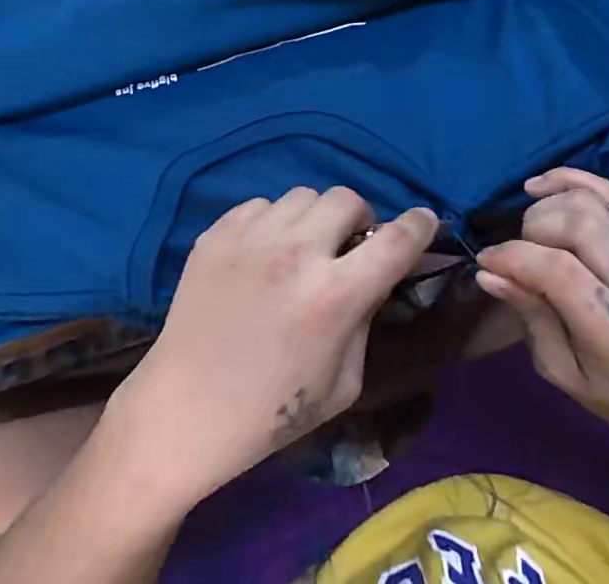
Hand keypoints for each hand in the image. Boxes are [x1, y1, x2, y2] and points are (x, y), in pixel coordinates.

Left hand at [104, 187, 437, 507]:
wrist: (184, 411)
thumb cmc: (272, 412)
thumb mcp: (344, 381)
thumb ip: (366, 317)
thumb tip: (375, 275)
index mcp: (334, 296)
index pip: (397, 239)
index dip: (420, 224)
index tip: (424, 221)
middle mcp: (296, 253)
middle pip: (347, 198)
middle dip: (360, 220)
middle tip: (348, 247)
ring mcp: (251, 239)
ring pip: (303, 196)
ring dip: (315, 219)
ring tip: (301, 250)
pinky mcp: (215, 235)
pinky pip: (260, 205)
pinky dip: (273, 223)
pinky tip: (263, 255)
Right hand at [475, 168, 608, 436]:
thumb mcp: (559, 370)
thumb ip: (530, 316)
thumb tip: (489, 272)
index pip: (563, 273)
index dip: (516, 258)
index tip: (486, 260)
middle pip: (581, 226)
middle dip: (533, 229)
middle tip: (515, 253)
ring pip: (591, 202)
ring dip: (547, 207)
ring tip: (530, 233)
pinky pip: (607, 190)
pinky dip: (569, 179)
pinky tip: (538, 187)